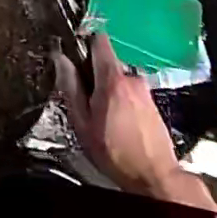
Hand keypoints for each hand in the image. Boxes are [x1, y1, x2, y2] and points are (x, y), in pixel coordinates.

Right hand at [54, 33, 197, 203]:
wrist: (155, 177)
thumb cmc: (116, 154)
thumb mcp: (82, 123)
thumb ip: (70, 87)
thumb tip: (61, 60)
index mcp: (112, 79)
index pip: (99, 40)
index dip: (84, 44)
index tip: (75, 57)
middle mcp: (132, 78)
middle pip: (107, 62)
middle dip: (94, 76)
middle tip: (86, 100)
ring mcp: (145, 90)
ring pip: (119, 79)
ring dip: (109, 91)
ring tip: (103, 117)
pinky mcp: (153, 102)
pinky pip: (131, 92)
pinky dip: (122, 101)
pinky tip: (119, 124)